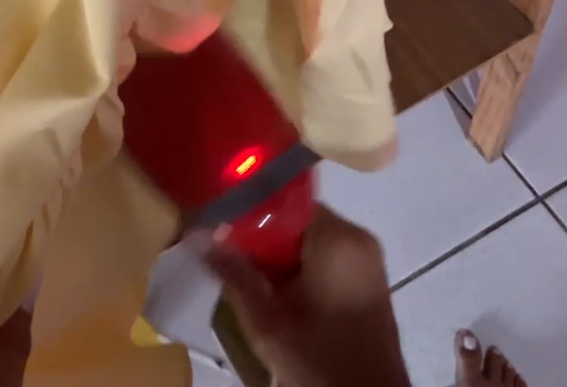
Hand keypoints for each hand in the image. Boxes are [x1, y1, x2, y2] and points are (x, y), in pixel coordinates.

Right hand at [202, 208, 411, 386]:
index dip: (247, 211)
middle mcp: (356, 237)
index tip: (219, 225)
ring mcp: (366, 260)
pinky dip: (297, 268)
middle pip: (294, 220)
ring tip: (245, 275)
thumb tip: (199, 237)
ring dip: (277, 256)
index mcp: (336, 237)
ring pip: (306, 239)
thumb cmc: (321, 365)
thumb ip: (234, 274)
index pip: (282, 200)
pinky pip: (323, 256)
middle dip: (260, 237)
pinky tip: (276, 294)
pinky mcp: (367, 281)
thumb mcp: (267, 322)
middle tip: (226, 254)